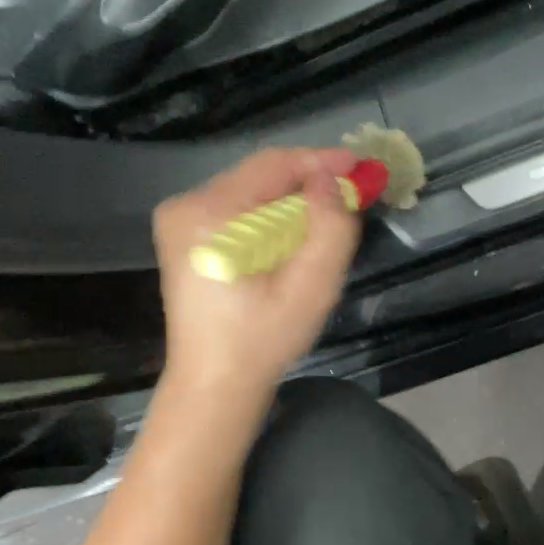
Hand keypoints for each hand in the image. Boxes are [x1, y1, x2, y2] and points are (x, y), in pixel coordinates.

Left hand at [152, 147, 361, 396]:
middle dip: (310, 181)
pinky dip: (273, 215)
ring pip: (251, 191)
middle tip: (355, 192)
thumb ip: (328, 228)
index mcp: (209, 214)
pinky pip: (239, 210)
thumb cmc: (264, 339)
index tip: (363, 167)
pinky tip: (296, 235)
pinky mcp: (186, 237)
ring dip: (293, 199)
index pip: (273, 165)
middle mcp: (186, 205)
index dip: (322, 161)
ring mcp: (180, 221)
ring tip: (332, 215)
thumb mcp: (311, 287)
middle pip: (260, 175)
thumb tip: (331, 180)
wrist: (216, 383)